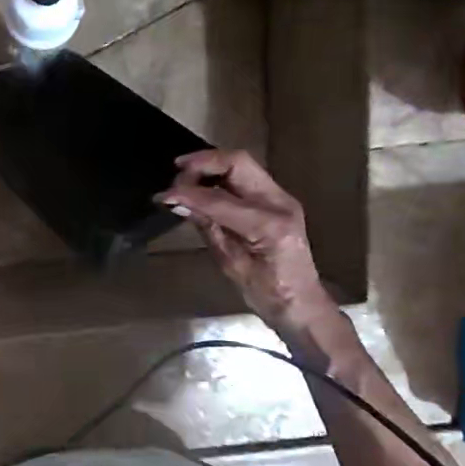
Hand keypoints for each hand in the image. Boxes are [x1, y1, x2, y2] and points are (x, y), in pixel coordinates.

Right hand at [157, 149, 337, 339]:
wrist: (301, 303)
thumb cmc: (266, 294)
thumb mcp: (229, 263)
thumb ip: (206, 227)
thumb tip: (177, 202)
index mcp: (268, 225)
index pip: (219, 198)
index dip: (188, 192)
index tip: (163, 195)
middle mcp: (279, 202)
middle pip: (238, 162)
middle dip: (202, 162)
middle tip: (176, 171)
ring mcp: (281, 197)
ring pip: (242, 163)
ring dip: (211, 165)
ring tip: (184, 177)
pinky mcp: (277, 199)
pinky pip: (245, 175)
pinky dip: (220, 174)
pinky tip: (202, 185)